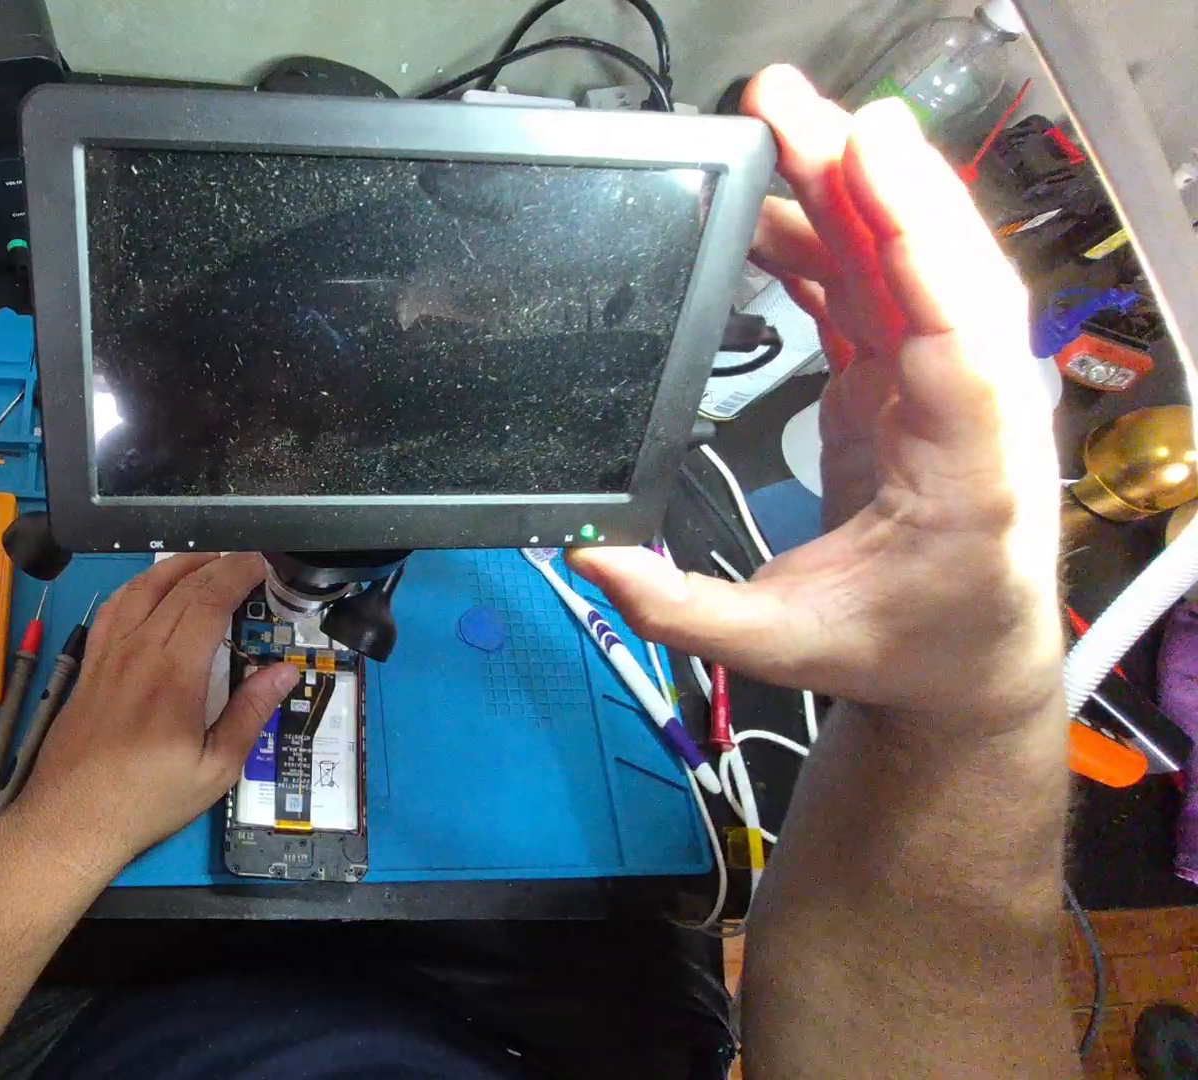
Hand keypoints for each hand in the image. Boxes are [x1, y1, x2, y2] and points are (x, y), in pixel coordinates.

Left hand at [11, 554, 300, 870]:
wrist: (72, 818)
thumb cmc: (147, 799)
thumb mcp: (214, 769)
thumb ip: (250, 713)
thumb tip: (284, 671)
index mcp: (174, 672)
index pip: (209, 601)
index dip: (238, 574)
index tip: (262, 563)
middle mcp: (138, 649)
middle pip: (181, 586)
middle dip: (218, 563)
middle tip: (246, 559)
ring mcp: (109, 651)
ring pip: (143, 587)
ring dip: (179, 565)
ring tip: (207, 561)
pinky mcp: (90, 661)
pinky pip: (113, 606)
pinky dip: (139, 585)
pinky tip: (152, 586)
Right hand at [570, 66, 1062, 729]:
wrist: (954, 660)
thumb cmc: (887, 650)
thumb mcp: (771, 644)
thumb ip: (675, 607)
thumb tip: (585, 557)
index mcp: (960, 464)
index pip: (954, 330)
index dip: (913, 237)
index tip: (864, 157)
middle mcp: (963, 403)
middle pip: (927, 265)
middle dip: (864, 175)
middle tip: (784, 108)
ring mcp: (930, 383)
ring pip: (898, 264)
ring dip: (840, 192)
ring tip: (770, 137)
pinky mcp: (896, 382)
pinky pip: (867, 293)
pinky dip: (825, 245)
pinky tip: (776, 215)